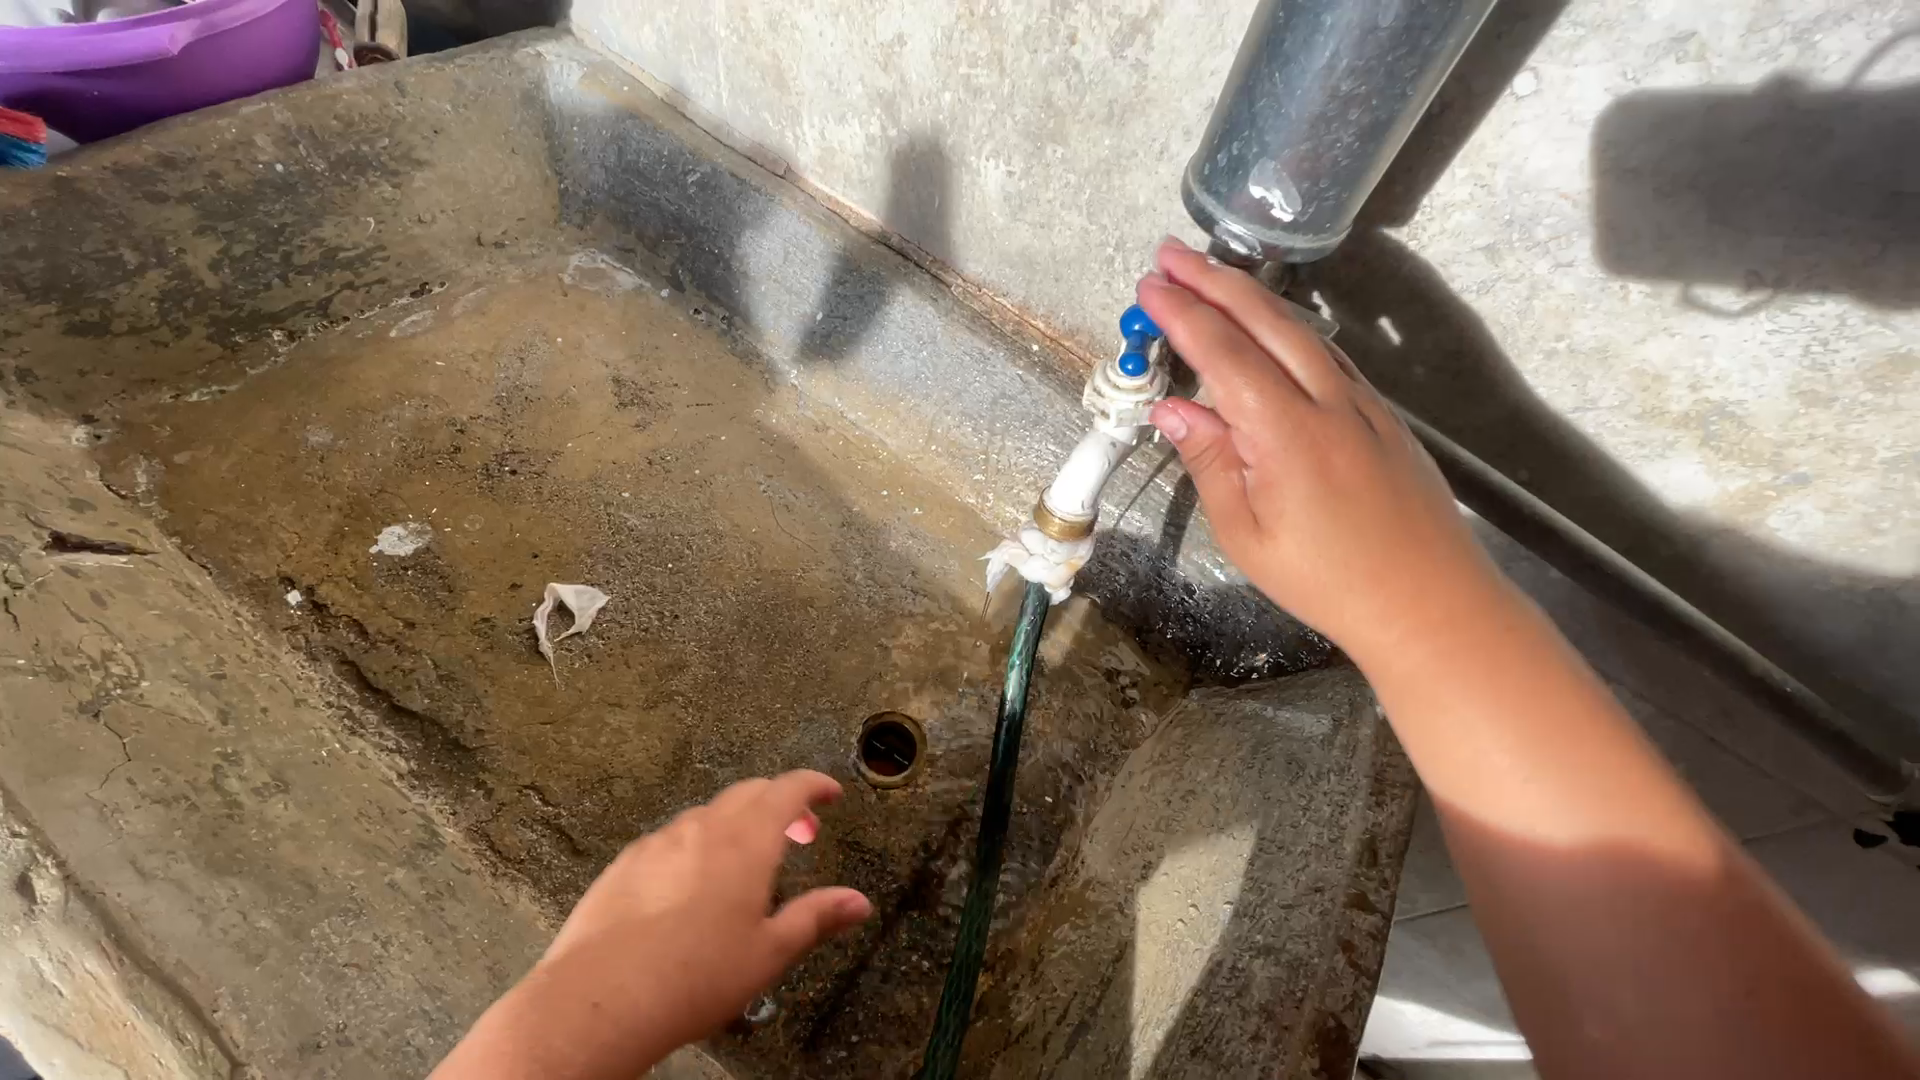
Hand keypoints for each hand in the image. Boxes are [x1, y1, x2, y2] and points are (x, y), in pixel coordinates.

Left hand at [432, 771, 871, 1079]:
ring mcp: (660, 841)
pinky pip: (672, 837)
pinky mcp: (625, 862)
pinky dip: (697, 843)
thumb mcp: (769, 953)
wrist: (598, 1001)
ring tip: (746, 863)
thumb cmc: (697, 976)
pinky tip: (690, 884)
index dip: (815, 784)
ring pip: (710, 813)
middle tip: (800, 834)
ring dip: (738, 823)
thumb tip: (860, 902)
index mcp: (748, 840)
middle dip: (781, 802)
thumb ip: (817, 918)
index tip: (831, 793)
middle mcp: (705, 827)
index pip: (789, 789)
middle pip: (750, 792)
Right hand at [1138, 237, 1509, 663]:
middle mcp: (1328, 401)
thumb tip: (1172, 409)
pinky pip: (1326, 355)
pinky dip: (1287, 327)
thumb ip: (1209, 461)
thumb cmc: (1324, 581)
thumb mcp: (1245, 534)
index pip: (1224, 355)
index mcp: (1286, 433)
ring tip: (1209, 276)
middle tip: (1168, 254)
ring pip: (1302, 330)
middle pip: (1266, 321)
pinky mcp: (1381, 415)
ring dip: (1251, 297)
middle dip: (1213, 281)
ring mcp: (1362, 403)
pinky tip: (1268, 328)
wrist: (1429, 603)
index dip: (1183, 316)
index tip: (1149, 287)